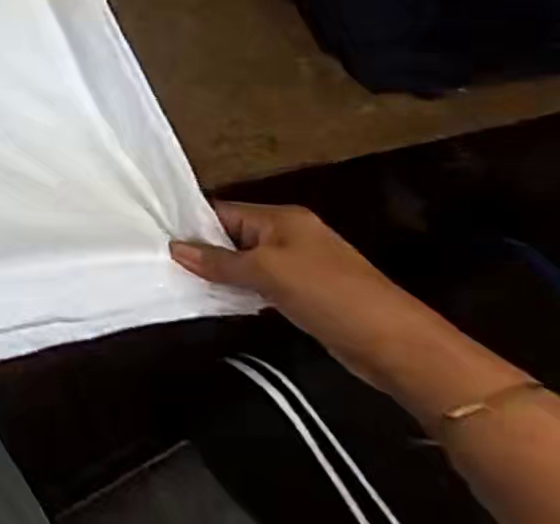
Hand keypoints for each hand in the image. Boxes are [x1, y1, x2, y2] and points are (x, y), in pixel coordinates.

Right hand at [169, 202, 457, 391]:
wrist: (400, 348)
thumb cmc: (331, 295)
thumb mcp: (267, 273)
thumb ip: (220, 262)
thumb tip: (176, 248)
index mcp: (282, 218)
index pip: (223, 211)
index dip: (193, 225)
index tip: (159, 237)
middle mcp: (289, 235)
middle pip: (233, 236)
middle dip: (205, 250)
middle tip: (166, 263)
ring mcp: (300, 265)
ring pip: (246, 262)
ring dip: (222, 273)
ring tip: (183, 281)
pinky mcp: (307, 293)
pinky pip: (262, 283)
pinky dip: (242, 290)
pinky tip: (221, 300)